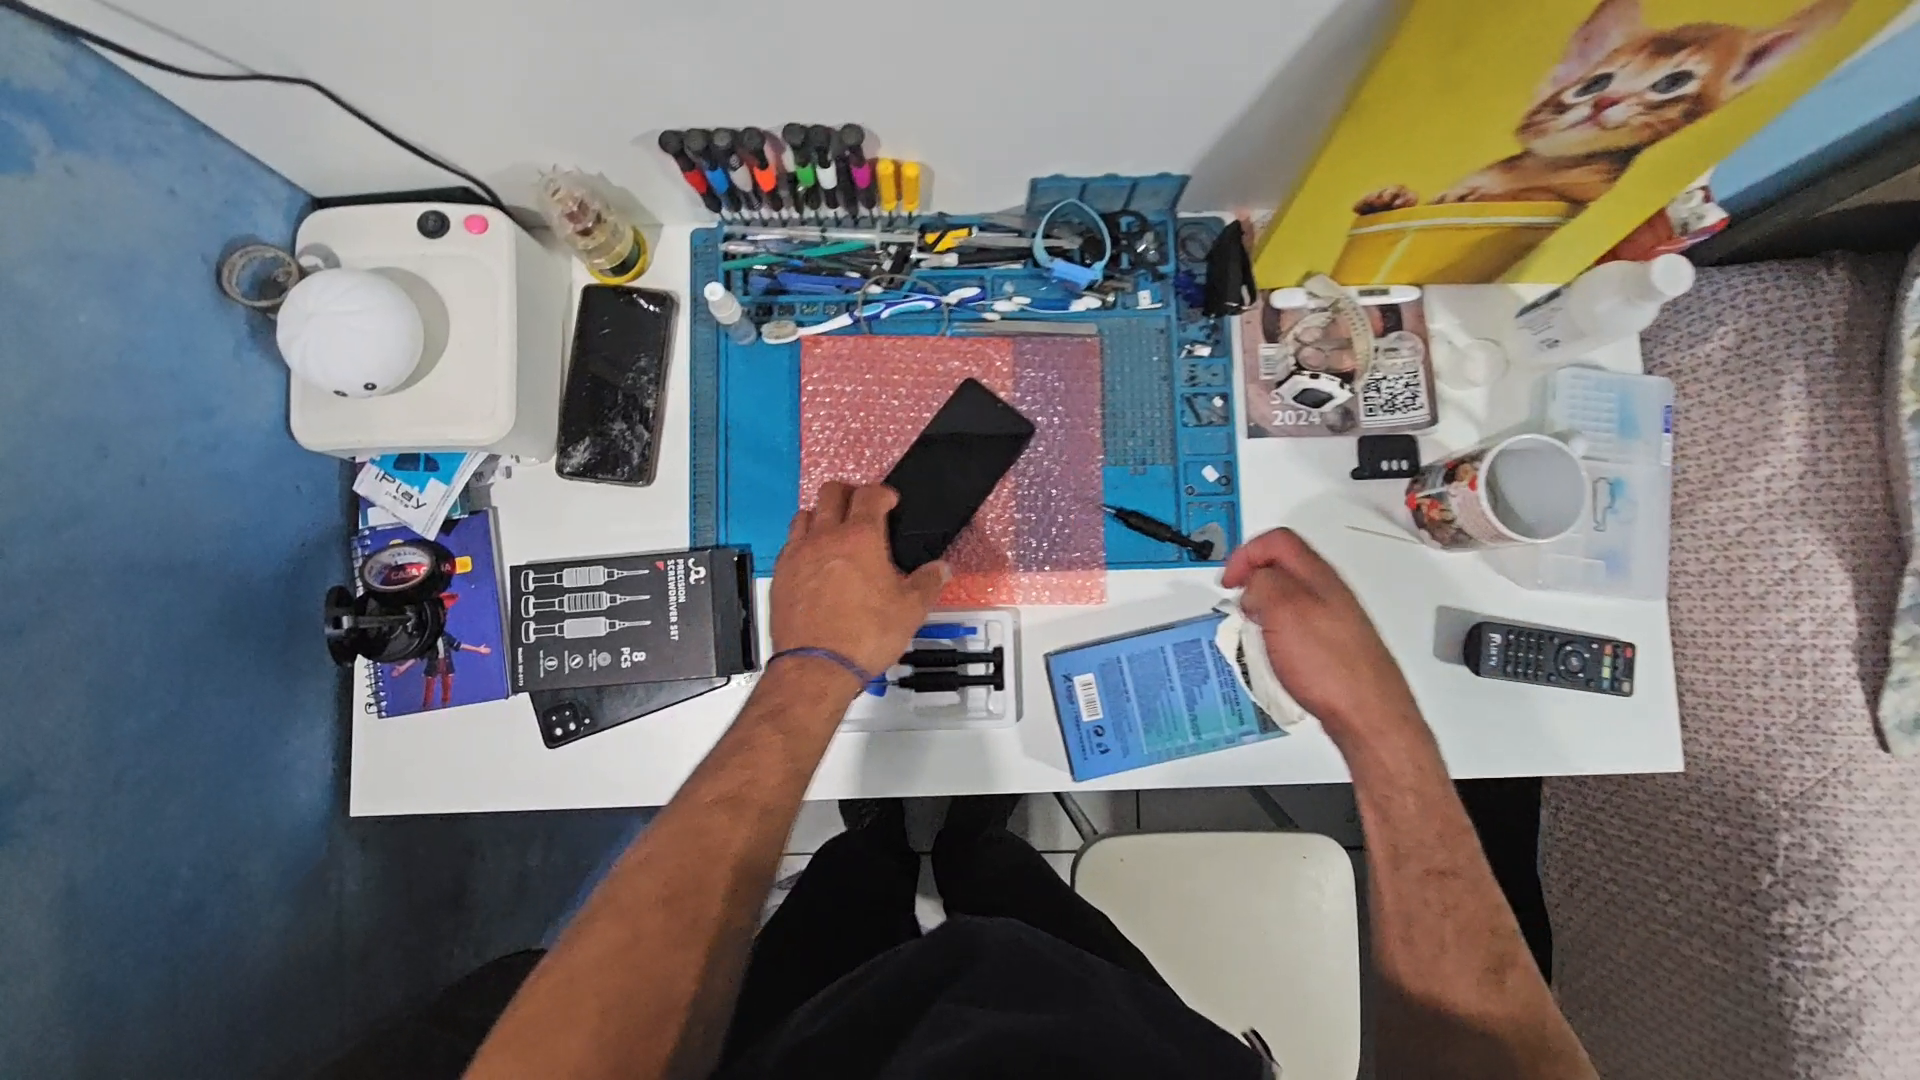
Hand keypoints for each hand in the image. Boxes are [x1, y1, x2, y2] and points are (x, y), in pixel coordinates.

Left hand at [770, 482, 949, 683]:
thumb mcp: (910, 611)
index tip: (888, 500)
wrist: (817, 667)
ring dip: (821, 514)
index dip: (882, 492)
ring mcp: (798, 554)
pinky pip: (789, 544)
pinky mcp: (781, 574)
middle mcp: (825, 538)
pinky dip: (802, 542)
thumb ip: (927, 583)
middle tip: (861, 505)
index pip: (869, 495)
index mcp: (860, 539)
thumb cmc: (861, 637)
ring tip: (834, 528)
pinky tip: (812, 559)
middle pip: (831, 492)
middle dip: (849, 492)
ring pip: (804, 514)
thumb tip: (940, 570)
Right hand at [1222, 528, 1425, 748]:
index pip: (1277, 541)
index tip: (1230, 581)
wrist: (1368, 715)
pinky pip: (1297, 621)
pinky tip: (1274, 649)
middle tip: (1239, 600)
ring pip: (1290, 594)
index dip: (1246, 554)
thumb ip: (1263, 584)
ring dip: (1264, 604)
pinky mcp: (1333, 643)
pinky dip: (1276, 627)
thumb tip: (1254, 582)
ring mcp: (1334, 618)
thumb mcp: (1283, 612)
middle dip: (1253, 578)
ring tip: (1254, 626)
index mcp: (1317, 576)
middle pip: (1285, 564)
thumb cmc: (1330, 667)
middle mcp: (1329, 592)